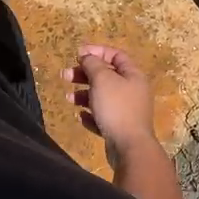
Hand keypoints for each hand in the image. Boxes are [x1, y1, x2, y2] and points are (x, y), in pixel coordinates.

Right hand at [64, 44, 161, 164]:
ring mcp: (127, 111)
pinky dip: (90, 114)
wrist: (130, 148)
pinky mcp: (120, 128)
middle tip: (65, 76)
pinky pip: (102, 116)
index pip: (115, 55)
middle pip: (105, 76)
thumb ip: (92, 64)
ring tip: (69, 99)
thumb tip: (87, 57)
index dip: (96, 51)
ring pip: (101, 96)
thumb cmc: (116, 107)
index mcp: (133, 75)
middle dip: (83, 74)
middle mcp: (132, 91)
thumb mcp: (102, 78)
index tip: (77, 54)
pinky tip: (81, 117)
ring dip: (83, 95)